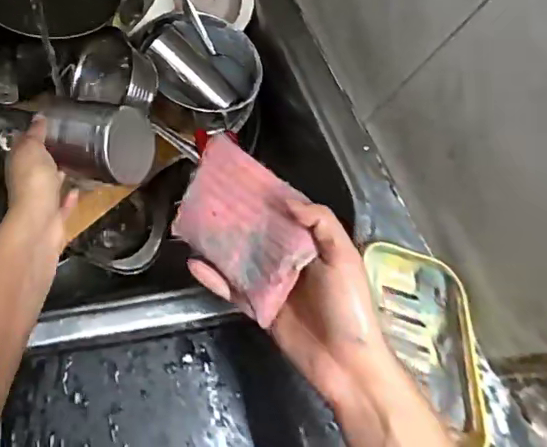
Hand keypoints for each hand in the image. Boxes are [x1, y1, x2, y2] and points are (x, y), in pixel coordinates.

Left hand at [2, 116, 76, 247]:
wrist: (39, 226)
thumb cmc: (33, 181)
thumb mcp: (32, 148)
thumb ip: (35, 134)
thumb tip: (38, 116)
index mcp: (18, 164)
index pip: (24, 145)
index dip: (34, 135)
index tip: (50, 124)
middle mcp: (25, 183)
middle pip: (36, 166)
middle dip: (48, 156)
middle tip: (67, 142)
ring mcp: (39, 203)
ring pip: (50, 186)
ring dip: (58, 176)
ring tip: (76, 163)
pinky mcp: (54, 220)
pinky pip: (62, 205)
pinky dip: (69, 198)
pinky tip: (78, 189)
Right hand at [190, 202, 446, 445]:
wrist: (349, 368)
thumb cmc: (350, 309)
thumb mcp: (344, 258)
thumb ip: (322, 223)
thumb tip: (287, 200)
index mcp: (307, 245)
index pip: (282, 214)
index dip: (264, 196)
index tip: (240, 178)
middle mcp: (286, 260)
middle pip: (256, 233)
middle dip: (235, 216)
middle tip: (209, 197)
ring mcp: (270, 285)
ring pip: (239, 258)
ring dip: (219, 244)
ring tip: (196, 225)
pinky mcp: (258, 309)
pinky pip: (231, 290)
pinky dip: (213, 278)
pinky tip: (196, 264)